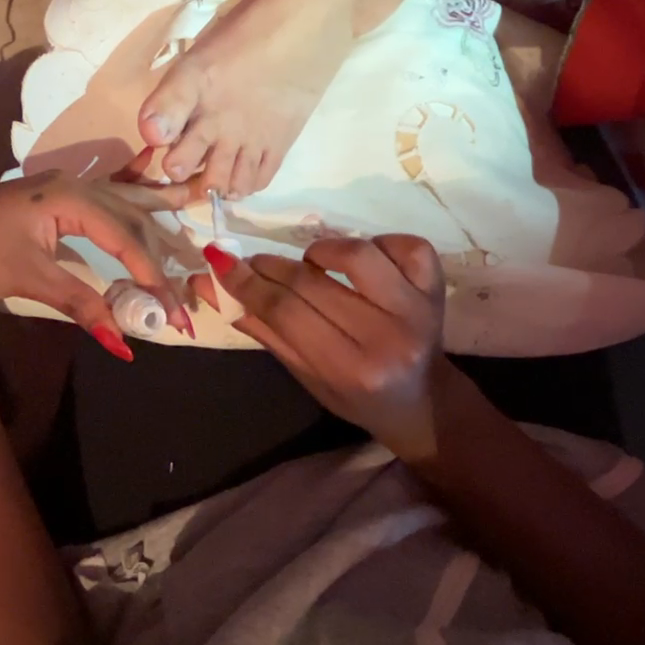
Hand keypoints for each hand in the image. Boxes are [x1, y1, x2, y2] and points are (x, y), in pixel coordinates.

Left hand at [0, 168, 193, 359]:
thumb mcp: (27, 278)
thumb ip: (80, 302)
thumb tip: (124, 342)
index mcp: (70, 195)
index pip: (127, 236)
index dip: (155, 276)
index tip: (177, 312)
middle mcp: (72, 183)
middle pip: (132, 215)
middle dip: (164, 250)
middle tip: (198, 282)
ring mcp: (60, 188)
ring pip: (119, 201)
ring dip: (153, 214)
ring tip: (191, 204)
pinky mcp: (49, 201)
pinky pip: (101, 204)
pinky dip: (126, 210)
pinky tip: (142, 205)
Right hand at [203, 234, 450, 460]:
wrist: (423, 402)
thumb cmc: (355, 396)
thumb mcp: (303, 374)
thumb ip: (260, 328)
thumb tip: (208, 285)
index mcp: (349, 368)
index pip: (285, 312)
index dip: (246, 283)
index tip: (219, 261)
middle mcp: (386, 337)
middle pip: (311, 283)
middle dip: (271, 266)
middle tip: (253, 262)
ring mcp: (417, 309)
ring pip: (357, 254)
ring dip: (322, 251)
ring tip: (312, 265)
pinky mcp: (436, 288)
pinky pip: (405, 244)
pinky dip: (379, 243)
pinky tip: (362, 262)